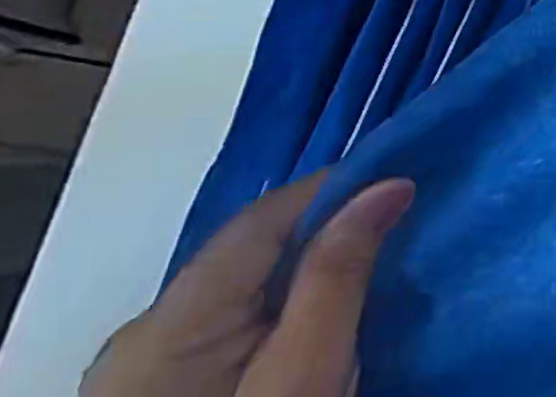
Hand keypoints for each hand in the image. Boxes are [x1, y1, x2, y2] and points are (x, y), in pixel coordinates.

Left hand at [81, 173, 414, 396]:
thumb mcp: (304, 380)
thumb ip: (338, 276)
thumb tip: (387, 186)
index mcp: (167, 326)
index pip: (262, 218)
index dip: (336, 186)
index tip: (407, 179)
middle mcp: (148, 331)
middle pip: (255, 246)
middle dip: (332, 222)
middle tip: (404, 218)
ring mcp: (151, 360)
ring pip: (251, 276)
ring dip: (317, 257)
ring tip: (380, 252)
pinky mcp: (169, 382)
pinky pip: (242, 311)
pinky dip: (293, 295)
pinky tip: (331, 305)